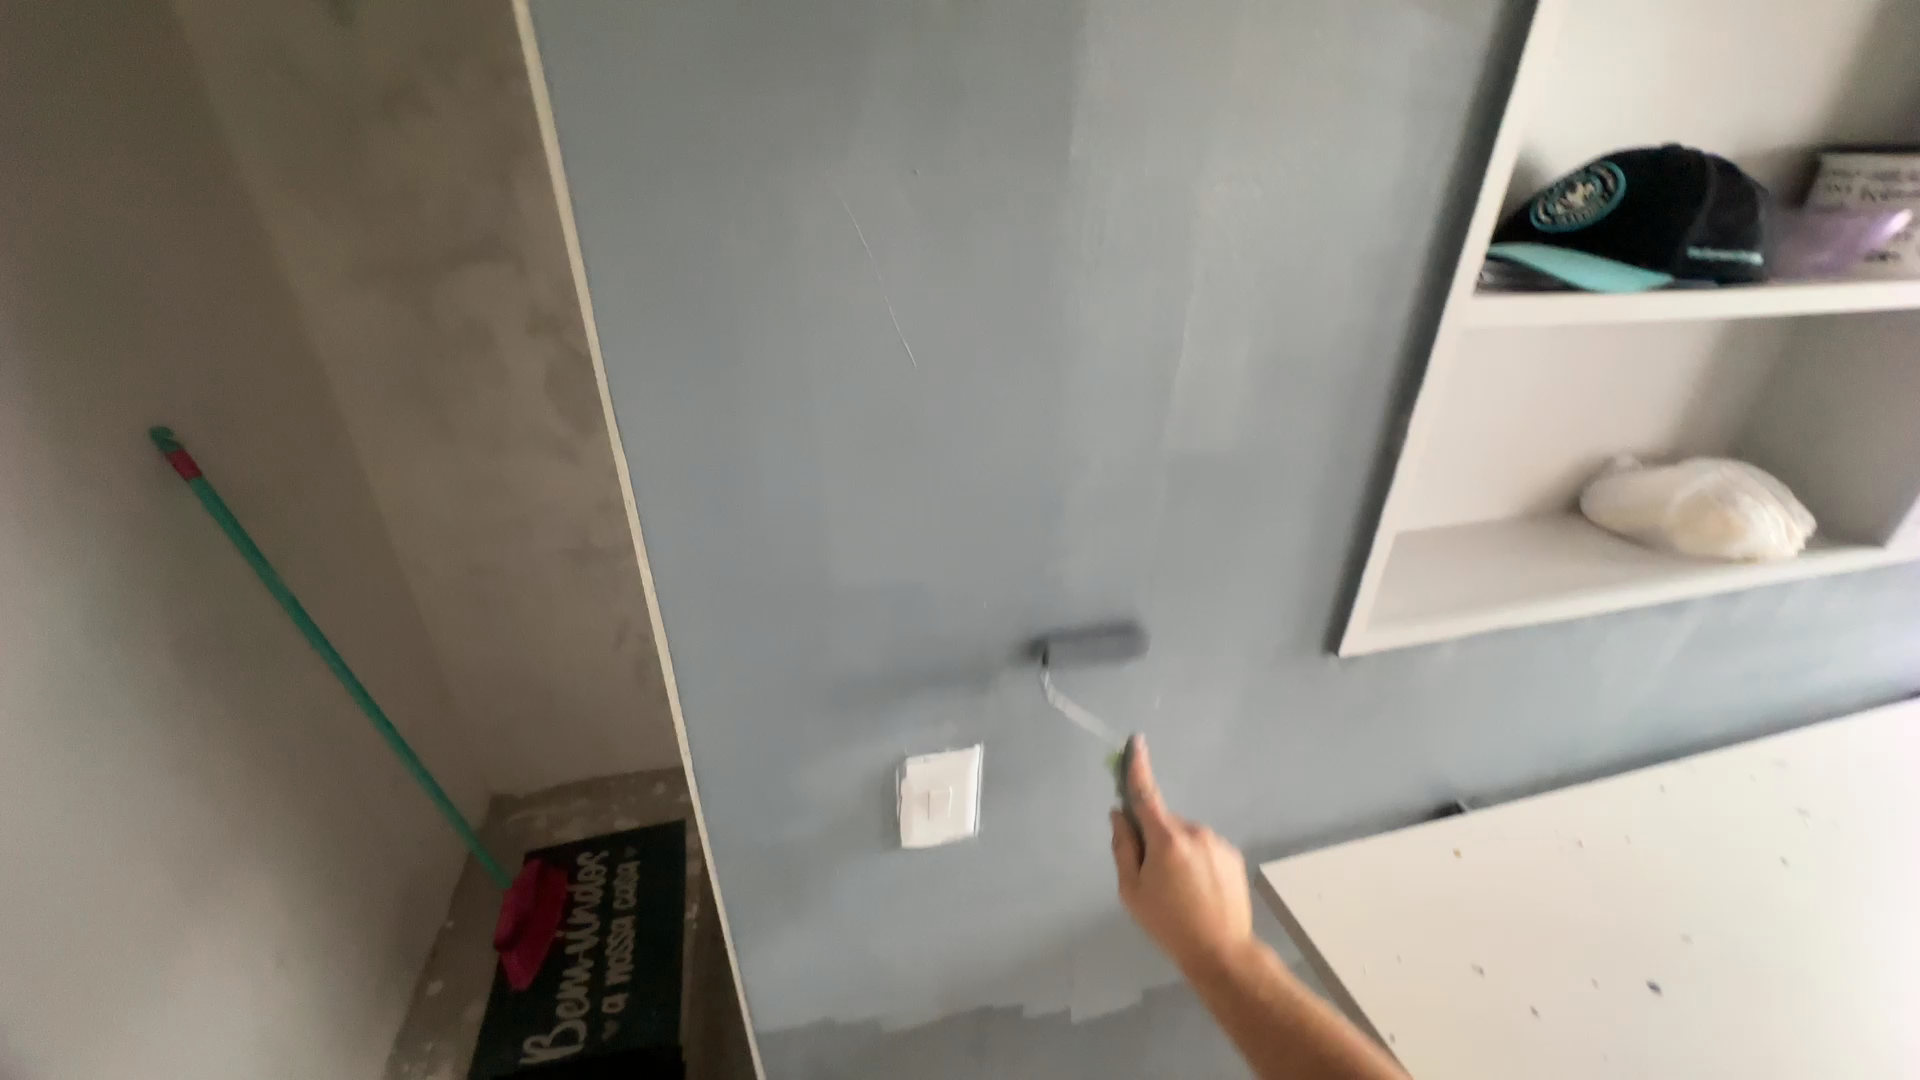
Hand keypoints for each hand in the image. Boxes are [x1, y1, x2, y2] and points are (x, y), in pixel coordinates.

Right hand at [1111, 735, 1253, 972]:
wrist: (1223, 953)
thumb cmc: (1169, 924)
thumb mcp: (1131, 891)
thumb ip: (1122, 847)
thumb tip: (1120, 815)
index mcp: (1166, 839)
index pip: (1146, 794)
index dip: (1138, 767)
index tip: (1135, 742)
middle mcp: (1194, 832)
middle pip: (1163, 822)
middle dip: (1154, 837)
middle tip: (1153, 875)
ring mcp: (1217, 843)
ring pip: (1185, 836)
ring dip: (1177, 850)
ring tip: (1180, 889)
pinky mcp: (1232, 856)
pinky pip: (1204, 847)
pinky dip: (1196, 860)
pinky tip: (1200, 890)